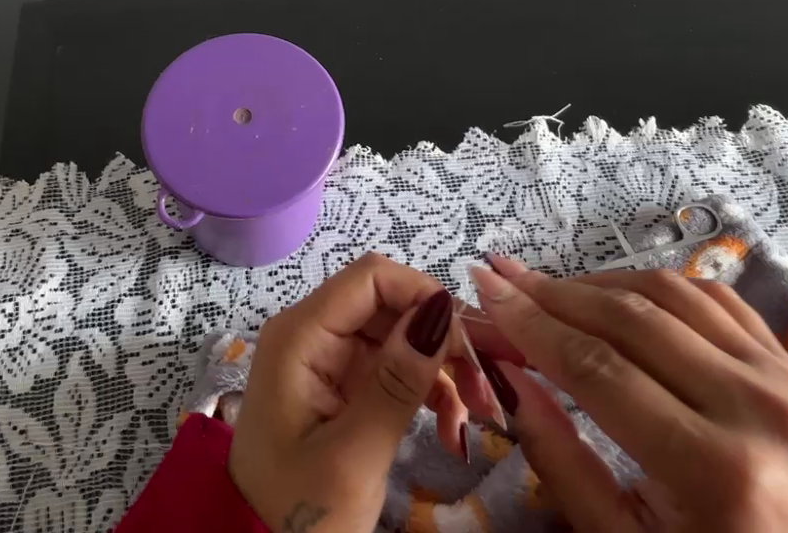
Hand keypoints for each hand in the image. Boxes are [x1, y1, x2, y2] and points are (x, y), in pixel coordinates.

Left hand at [228, 253, 462, 532]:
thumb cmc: (298, 511)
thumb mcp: (352, 456)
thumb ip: (396, 383)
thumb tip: (440, 312)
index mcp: (301, 335)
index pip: (371, 278)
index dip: (424, 296)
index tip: (470, 343)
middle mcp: (314, 333)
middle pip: (391, 305)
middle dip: (443, 338)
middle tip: (488, 386)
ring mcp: (331, 359)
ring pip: (402, 335)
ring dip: (444, 369)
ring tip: (479, 414)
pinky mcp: (346, 385)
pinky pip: (397, 368)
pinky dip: (429, 392)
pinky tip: (452, 430)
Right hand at [469, 259, 787, 532]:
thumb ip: (559, 457)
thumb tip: (503, 374)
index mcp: (716, 472)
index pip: (596, 367)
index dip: (529, 322)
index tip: (482, 288)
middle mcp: (758, 410)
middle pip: (630, 317)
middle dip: (552, 294)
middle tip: (501, 280)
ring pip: (672, 292)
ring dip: (599, 283)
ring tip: (550, 293)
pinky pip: (716, 300)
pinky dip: (656, 288)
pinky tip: (618, 299)